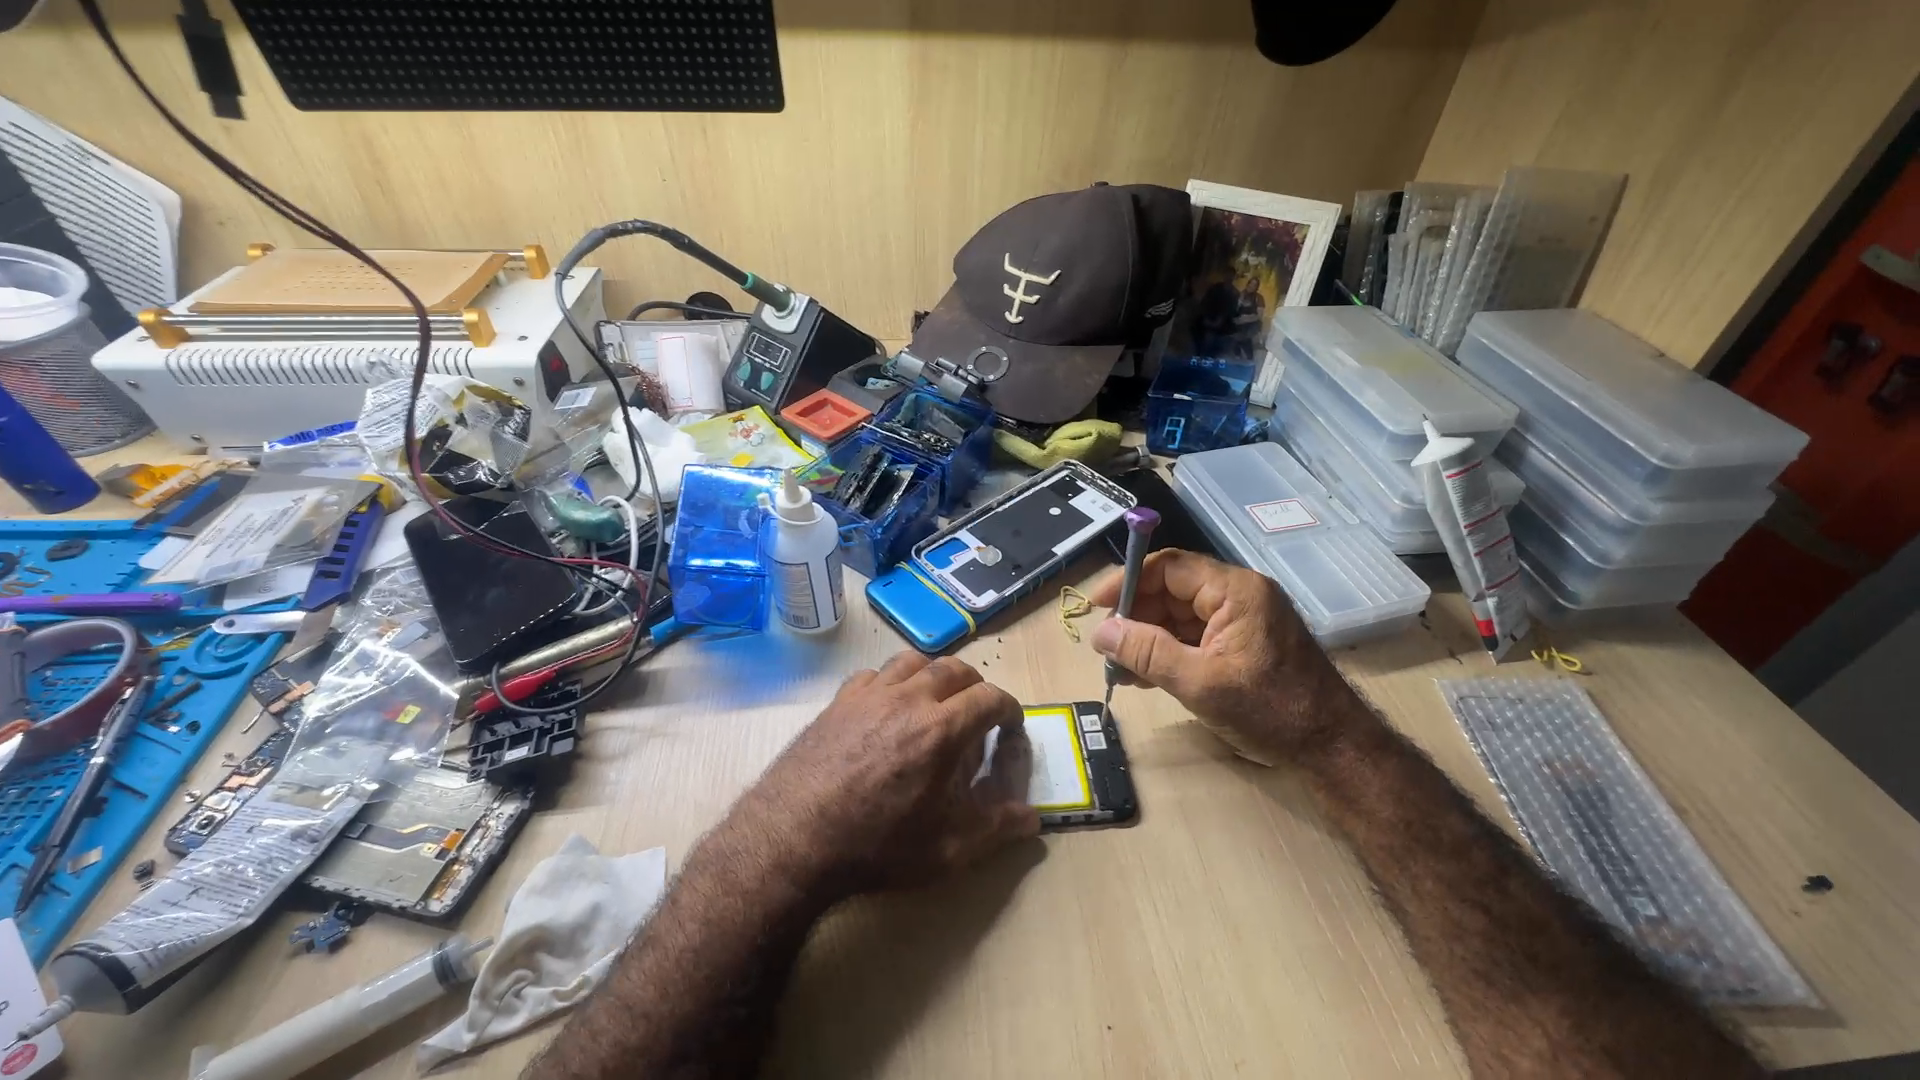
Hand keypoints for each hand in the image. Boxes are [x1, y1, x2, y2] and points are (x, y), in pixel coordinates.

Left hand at [730, 651, 1039, 895]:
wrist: (793, 839)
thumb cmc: (876, 847)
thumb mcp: (947, 850)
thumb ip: (996, 829)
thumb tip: (1033, 818)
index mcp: (943, 729)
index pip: (991, 698)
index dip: (1009, 710)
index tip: (1011, 726)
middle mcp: (909, 698)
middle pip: (955, 669)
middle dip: (976, 686)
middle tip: (978, 713)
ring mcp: (869, 694)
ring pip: (914, 661)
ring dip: (935, 674)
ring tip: (936, 699)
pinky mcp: (839, 701)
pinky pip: (875, 674)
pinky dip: (893, 681)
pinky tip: (888, 707)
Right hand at [1088, 549, 1355, 765]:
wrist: (1333, 747)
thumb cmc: (1271, 711)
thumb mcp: (1200, 683)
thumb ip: (1147, 653)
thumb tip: (1101, 632)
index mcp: (1236, 591)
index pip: (1171, 567)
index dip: (1129, 581)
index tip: (1097, 606)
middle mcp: (1240, 595)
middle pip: (1173, 590)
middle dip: (1136, 617)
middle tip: (1107, 649)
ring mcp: (1244, 620)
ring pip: (1181, 616)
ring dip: (1148, 639)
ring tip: (1120, 669)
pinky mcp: (1244, 644)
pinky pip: (1196, 636)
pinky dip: (1169, 652)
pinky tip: (1144, 676)